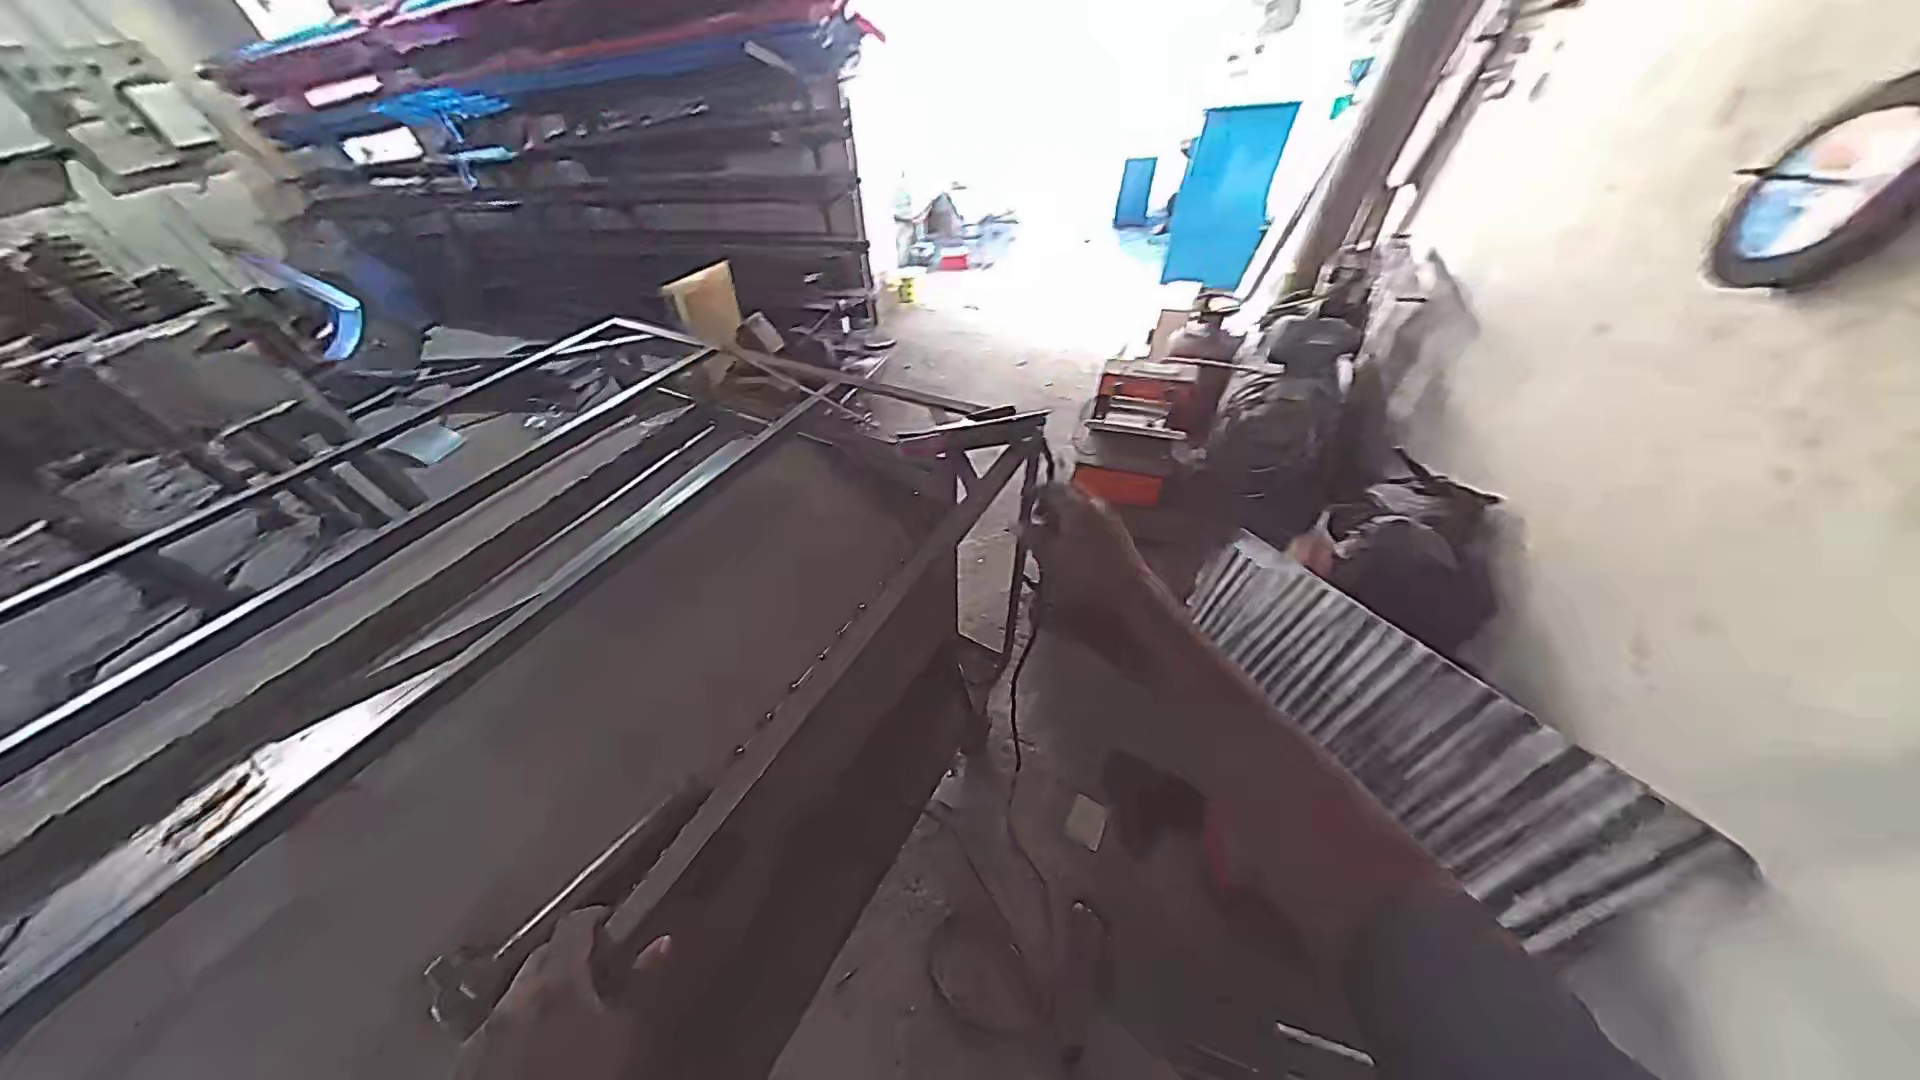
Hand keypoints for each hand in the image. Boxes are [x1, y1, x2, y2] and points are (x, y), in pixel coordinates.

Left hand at [454, 907, 673, 1079]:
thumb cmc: (580, 1078)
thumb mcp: (624, 1032)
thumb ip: (643, 980)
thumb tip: (661, 946)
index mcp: (556, 981)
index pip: (575, 924)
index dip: (597, 918)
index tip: (612, 924)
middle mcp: (514, 999)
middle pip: (545, 954)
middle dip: (572, 955)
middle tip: (600, 969)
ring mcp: (483, 1035)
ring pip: (520, 991)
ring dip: (545, 990)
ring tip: (572, 1013)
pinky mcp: (466, 1067)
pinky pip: (497, 1028)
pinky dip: (520, 1024)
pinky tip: (539, 1047)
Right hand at [1025, 483, 1168, 665]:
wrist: (1133, 618)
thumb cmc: (1089, 588)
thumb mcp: (1049, 560)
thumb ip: (1033, 538)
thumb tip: (1020, 524)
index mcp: (1080, 508)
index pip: (1051, 489)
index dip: (1032, 497)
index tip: (1020, 510)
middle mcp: (1100, 514)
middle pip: (1068, 504)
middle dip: (1048, 515)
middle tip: (1030, 530)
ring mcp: (1114, 534)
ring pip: (1080, 523)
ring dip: (1061, 532)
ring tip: (1042, 553)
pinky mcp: (1121, 556)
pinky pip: (1091, 542)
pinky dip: (1075, 548)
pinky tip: (1064, 570)